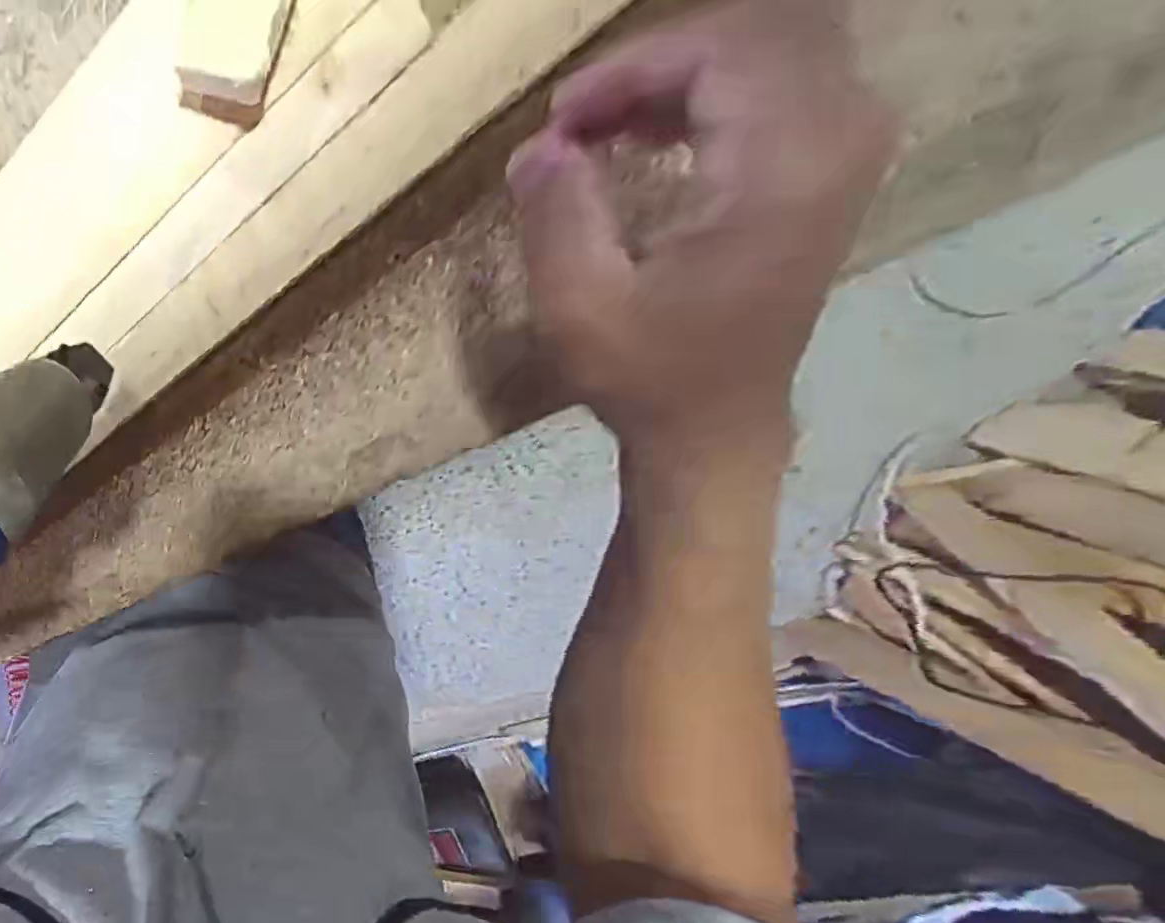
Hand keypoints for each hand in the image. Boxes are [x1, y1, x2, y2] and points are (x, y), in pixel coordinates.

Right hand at [508, 0, 895, 455]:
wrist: (712, 427)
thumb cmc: (646, 376)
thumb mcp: (579, 307)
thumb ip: (556, 217)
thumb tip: (535, 147)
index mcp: (782, 166)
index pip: (722, 51)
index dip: (630, 68)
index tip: (556, 119)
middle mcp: (838, 137)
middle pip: (754, 35)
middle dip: (652, 66)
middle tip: (573, 122)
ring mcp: (844, 152)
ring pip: (767, 55)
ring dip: (674, 80)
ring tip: (597, 130)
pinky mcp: (826, 173)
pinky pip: (775, 92)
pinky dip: (704, 102)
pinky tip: (647, 138)